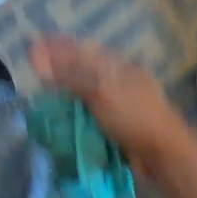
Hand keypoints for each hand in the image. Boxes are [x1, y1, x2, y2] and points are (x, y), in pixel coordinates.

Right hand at [31, 36, 188, 166]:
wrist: (163, 154)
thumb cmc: (133, 117)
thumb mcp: (100, 91)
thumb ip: (69, 75)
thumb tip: (39, 57)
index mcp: (117, 65)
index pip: (81, 48)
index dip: (56, 45)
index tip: (33, 43)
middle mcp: (118, 77)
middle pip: (83, 65)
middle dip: (58, 63)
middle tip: (33, 64)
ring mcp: (119, 99)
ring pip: (86, 86)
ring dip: (64, 84)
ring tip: (42, 84)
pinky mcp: (117, 120)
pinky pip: (89, 106)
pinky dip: (73, 104)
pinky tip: (61, 107)